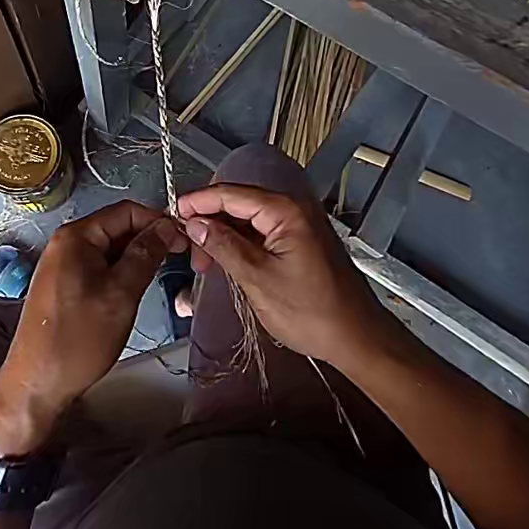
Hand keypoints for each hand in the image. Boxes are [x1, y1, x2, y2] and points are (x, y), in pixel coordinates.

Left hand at [0, 200, 186, 456]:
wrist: (36, 387)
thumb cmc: (78, 339)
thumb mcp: (121, 293)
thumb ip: (146, 254)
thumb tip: (167, 226)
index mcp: (76, 237)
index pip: (127, 211)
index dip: (158, 221)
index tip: (184, 240)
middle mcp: (67, 244)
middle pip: (119, 227)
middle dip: (150, 238)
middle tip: (180, 258)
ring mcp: (65, 265)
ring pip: (112, 248)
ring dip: (139, 257)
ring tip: (163, 273)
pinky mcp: (66, 285)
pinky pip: (102, 266)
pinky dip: (123, 272)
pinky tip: (138, 287)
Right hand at [175, 183, 400, 368]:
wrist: (354, 335)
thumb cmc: (311, 311)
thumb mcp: (258, 278)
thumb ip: (224, 246)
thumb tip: (195, 223)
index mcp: (285, 211)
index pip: (233, 193)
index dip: (200, 201)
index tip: (173, 213)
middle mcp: (293, 210)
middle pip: (240, 204)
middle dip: (210, 223)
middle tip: (191, 252)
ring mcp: (297, 226)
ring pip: (248, 220)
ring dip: (223, 236)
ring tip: (205, 265)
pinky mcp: (298, 242)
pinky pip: (261, 234)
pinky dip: (240, 245)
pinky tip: (225, 263)